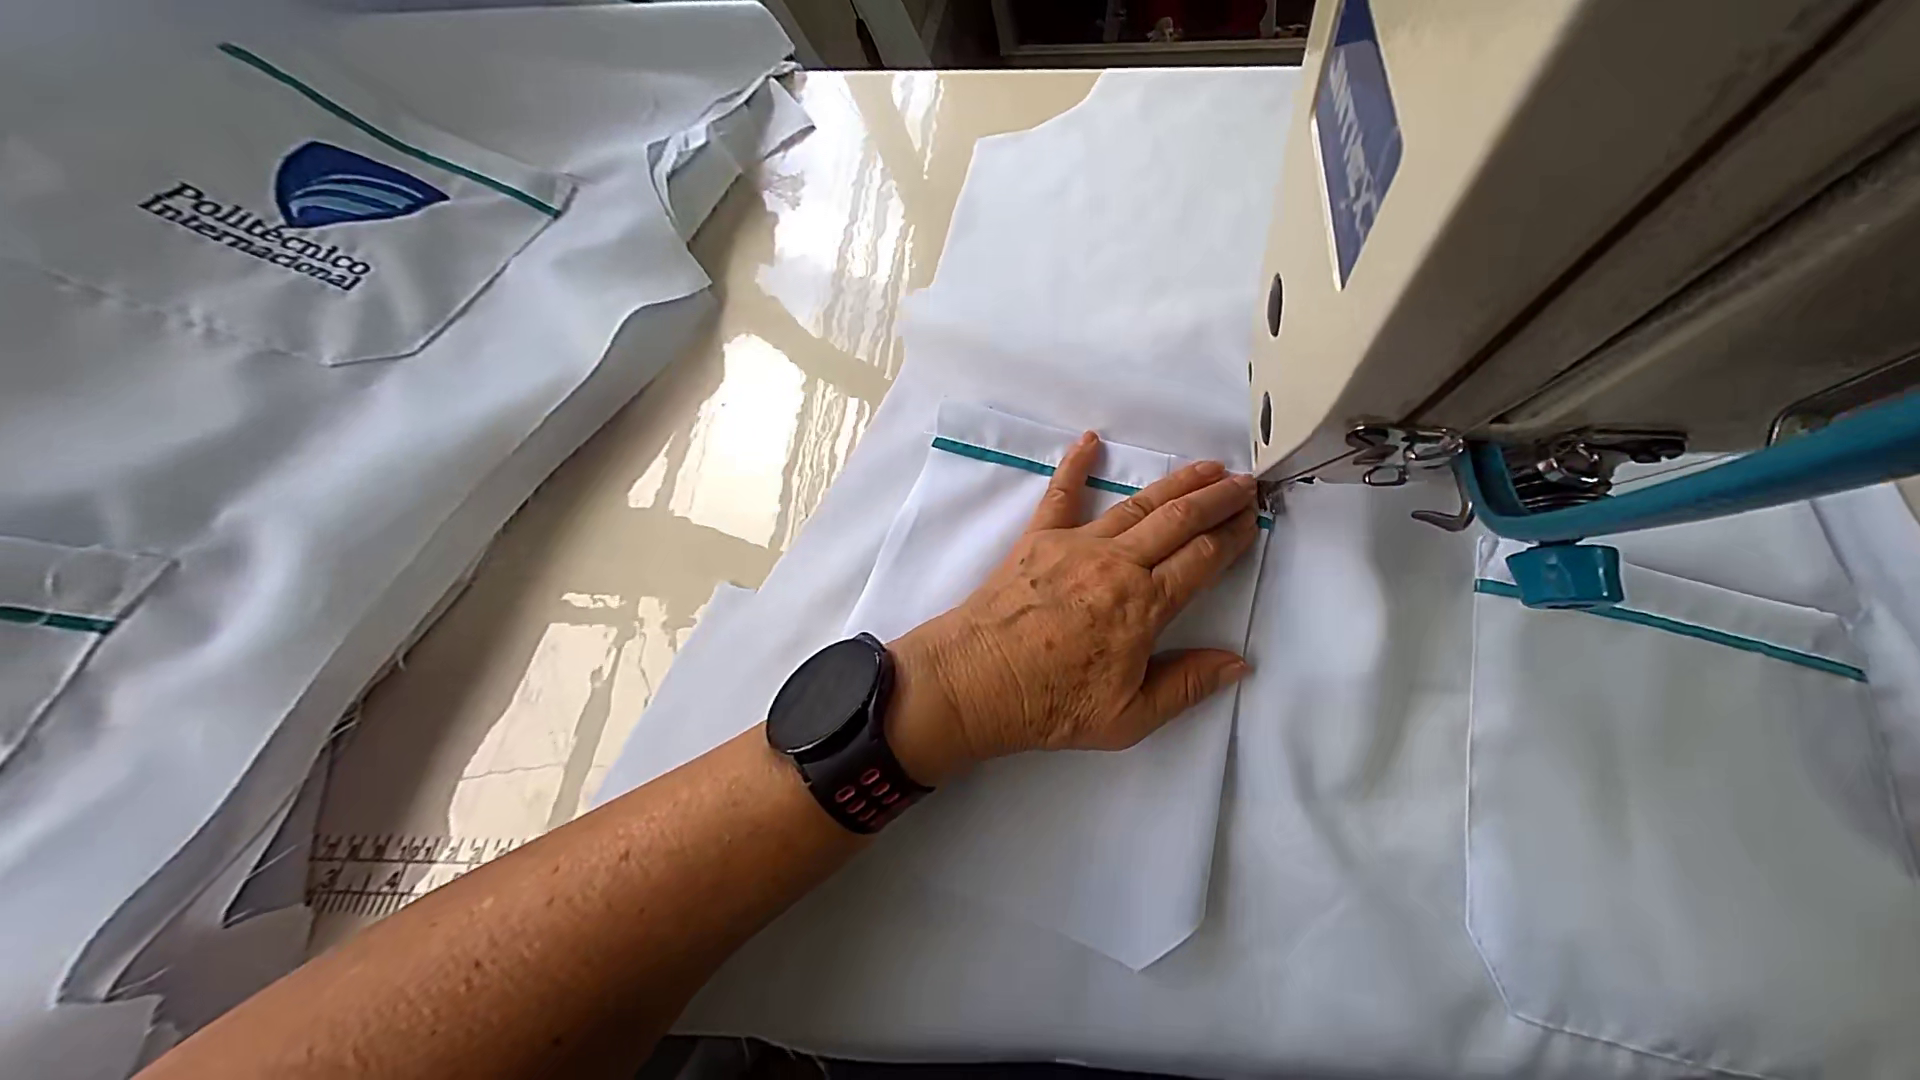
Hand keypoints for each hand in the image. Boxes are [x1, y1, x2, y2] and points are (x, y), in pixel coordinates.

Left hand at [885, 432, 1260, 785]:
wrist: (976, 682)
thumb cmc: (1051, 704)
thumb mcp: (1130, 717)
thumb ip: (1187, 685)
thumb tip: (1239, 661)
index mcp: (1144, 607)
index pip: (1202, 560)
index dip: (1232, 537)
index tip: (1252, 519)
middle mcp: (1116, 565)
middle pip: (1179, 521)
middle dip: (1217, 498)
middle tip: (1244, 483)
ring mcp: (1075, 545)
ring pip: (1136, 504)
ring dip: (1175, 483)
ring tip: (1204, 467)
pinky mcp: (1037, 538)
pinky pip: (1060, 494)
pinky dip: (1075, 464)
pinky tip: (1089, 440)